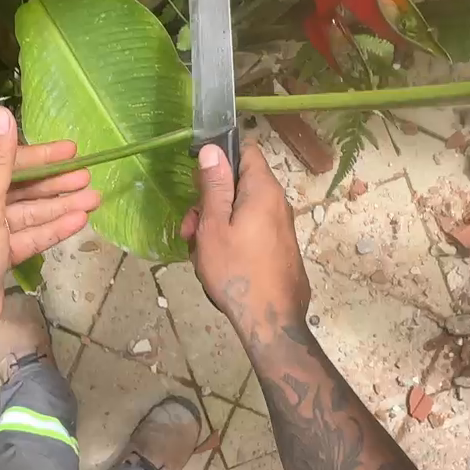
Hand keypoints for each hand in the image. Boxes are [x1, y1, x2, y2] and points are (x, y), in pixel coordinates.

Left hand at [0, 106, 99, 360]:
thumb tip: (0, 110)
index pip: (2, 163)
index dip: (39, 156)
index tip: (72, 150)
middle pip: (16, 188)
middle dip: (53, 184)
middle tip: (89, 176)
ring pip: (24, 214)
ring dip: (57, 207)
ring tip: (94, 198)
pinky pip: (24, 237)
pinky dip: (49, 230)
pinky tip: (77, 221)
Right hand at [180, 141, 309, 349]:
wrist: (270, 319)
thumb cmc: (236, 270)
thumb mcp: (214, 226)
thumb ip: (214, 186)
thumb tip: (213, 150)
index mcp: (262, 190)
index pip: (246, 151)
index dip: (220, 158)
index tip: (197, 179)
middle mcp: (276, 202)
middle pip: (239, 185)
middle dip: (209, 202)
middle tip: (190, 230)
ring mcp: (279, 226)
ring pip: (240, 211)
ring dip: (215, 225)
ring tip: (198, 253)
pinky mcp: (277, 246)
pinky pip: (249, 230)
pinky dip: (229, 239)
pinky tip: (215, 263)